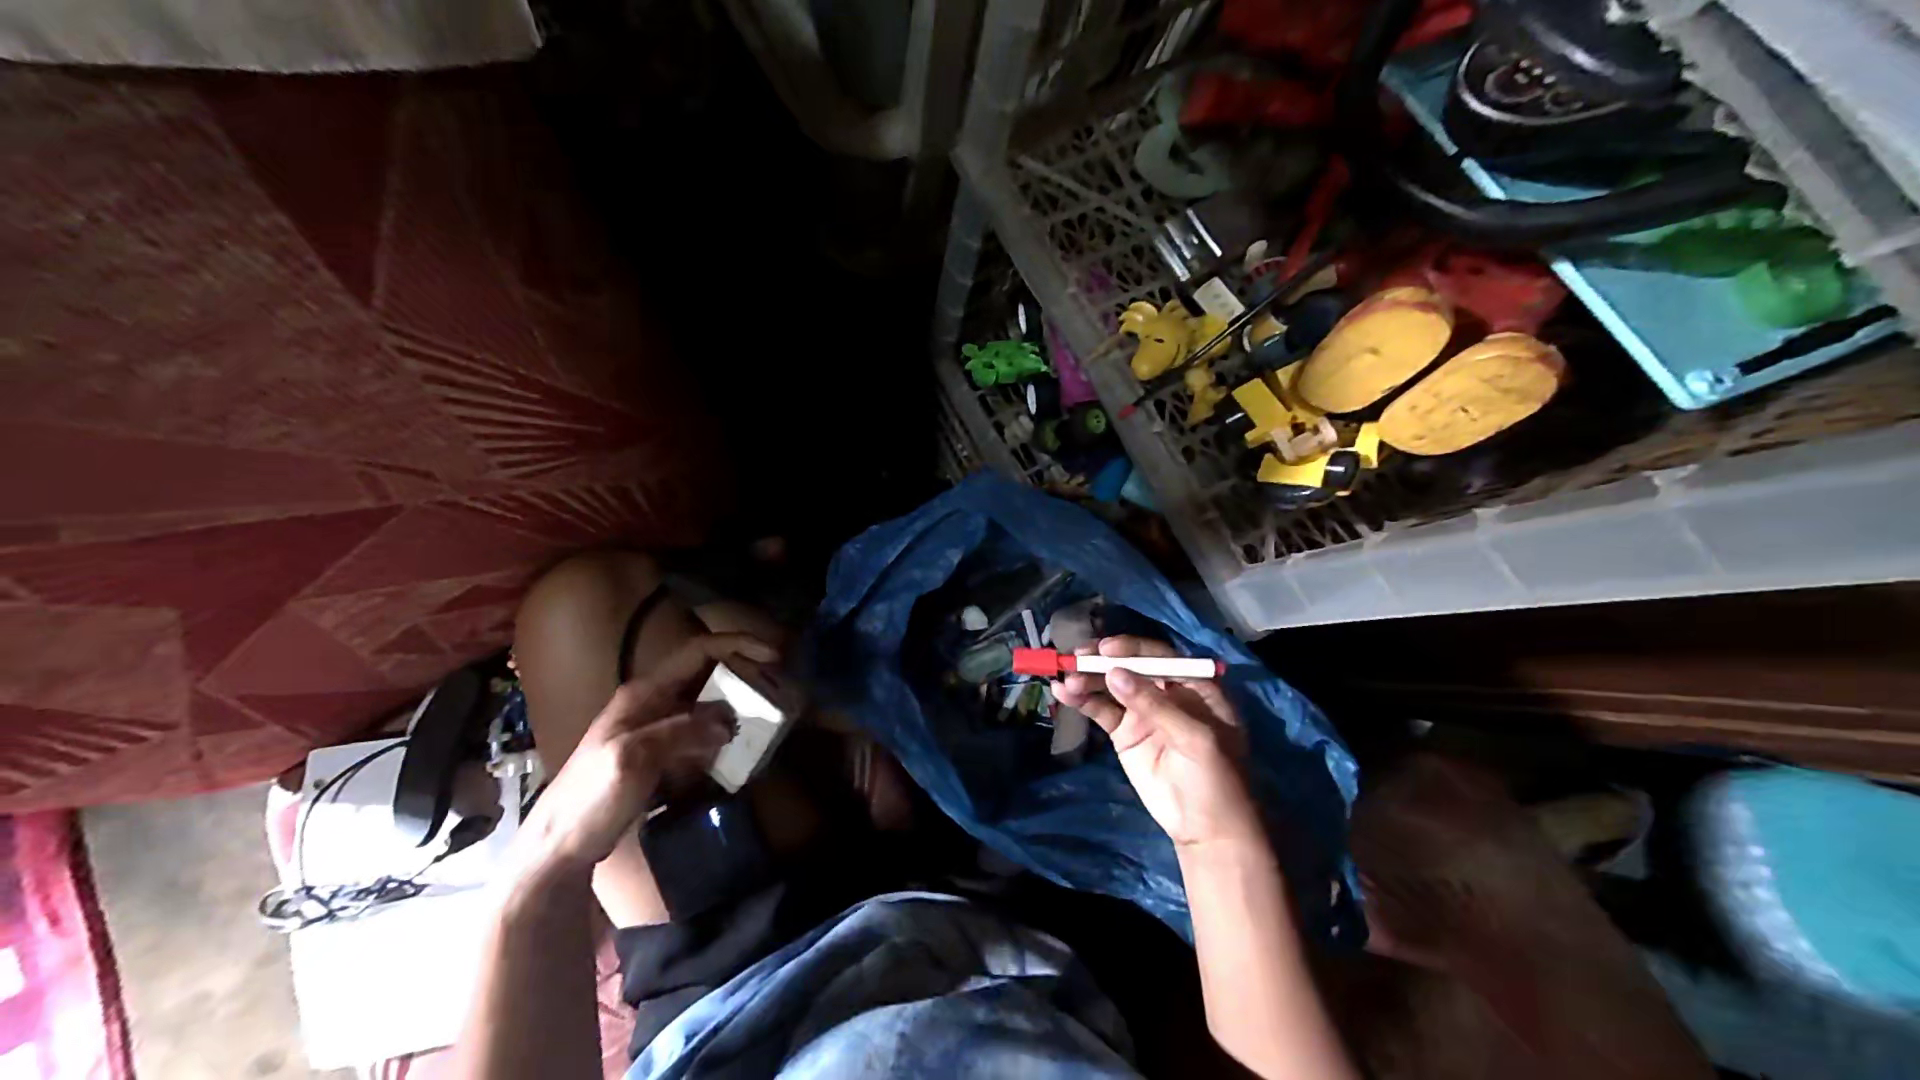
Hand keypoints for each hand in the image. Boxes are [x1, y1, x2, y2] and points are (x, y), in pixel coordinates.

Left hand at [516, 633, 778, 877]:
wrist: (557, 849)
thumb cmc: (590, 798)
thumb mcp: (634, 758)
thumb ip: (682, 732)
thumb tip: (730, 721)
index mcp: (644, 692)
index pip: (698, 652)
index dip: (737, 646)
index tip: (774, 656)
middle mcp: (653, 702)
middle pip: (708, 676)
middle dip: (744, 677)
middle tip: (778, 691)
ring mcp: (656, 730)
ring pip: (708, 707)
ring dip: (738, 709)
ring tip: (769, 720)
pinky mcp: (661, 756)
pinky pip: (702, 736)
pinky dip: (724, 738)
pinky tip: (741, 752)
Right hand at [1053, 635, 1261, 849]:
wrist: (1206, 829)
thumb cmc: (1217, 779)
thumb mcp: (1195, 739)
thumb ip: (1154, 705)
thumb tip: (1113, 674)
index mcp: (1194, 685)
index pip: (1161, 657)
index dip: (1133, 650)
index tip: (1105, 650)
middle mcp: (1166, 692)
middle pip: (1131, 667)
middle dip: (1102, 661)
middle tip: (1075, 657)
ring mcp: (1142, 712)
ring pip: (1111, 686)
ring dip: (1087, 680)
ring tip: (1064, 680)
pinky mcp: (1124, 732)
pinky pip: (1101, 710)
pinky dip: (1082, 701)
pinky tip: (1063, 693)